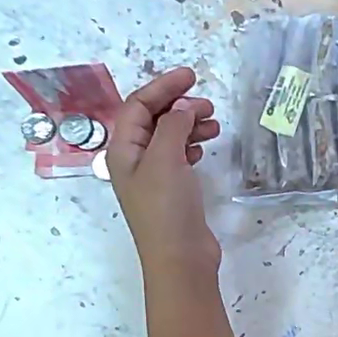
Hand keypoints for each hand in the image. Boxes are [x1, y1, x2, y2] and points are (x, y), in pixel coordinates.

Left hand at [107, 67, 224, 280]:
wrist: (180, 260)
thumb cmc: (166, 209)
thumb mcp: (166, 159)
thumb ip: (173, 126)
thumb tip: (183, 107)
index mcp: (123, 151)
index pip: (138, 106)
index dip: (163, 87)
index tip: (191, 76)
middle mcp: (134, 162)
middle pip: (153, 121)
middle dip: (178, 106)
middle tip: (208, 104)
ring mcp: (153, 179)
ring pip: (169, 139)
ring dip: (189, 126)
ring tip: (214, 125)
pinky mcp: (172, 194)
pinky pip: (179, 159)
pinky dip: (192, 146)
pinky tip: (205, 147)